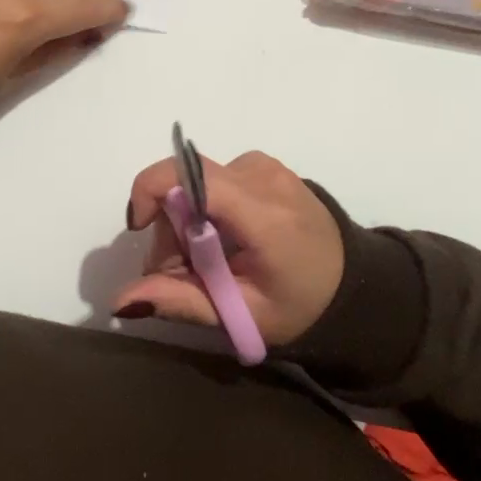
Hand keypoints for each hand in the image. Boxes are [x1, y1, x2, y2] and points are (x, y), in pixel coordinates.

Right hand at [115, 151, 344, 345]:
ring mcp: (266, 166)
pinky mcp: (265, 165)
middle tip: (175, 273)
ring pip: (196, 182)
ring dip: (185, 220)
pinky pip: (215, 178)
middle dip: (169, 227)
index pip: (189, 175)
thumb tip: (120, 301)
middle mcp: (263, 176)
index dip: (151, 192)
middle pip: (185, 184)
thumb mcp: (242, 315)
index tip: (140, 229)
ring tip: (202, 263)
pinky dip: (205, 208)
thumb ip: (181, 300)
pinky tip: (221, 241)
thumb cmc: (303, 307)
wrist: (360, 288)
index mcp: (263, 214)